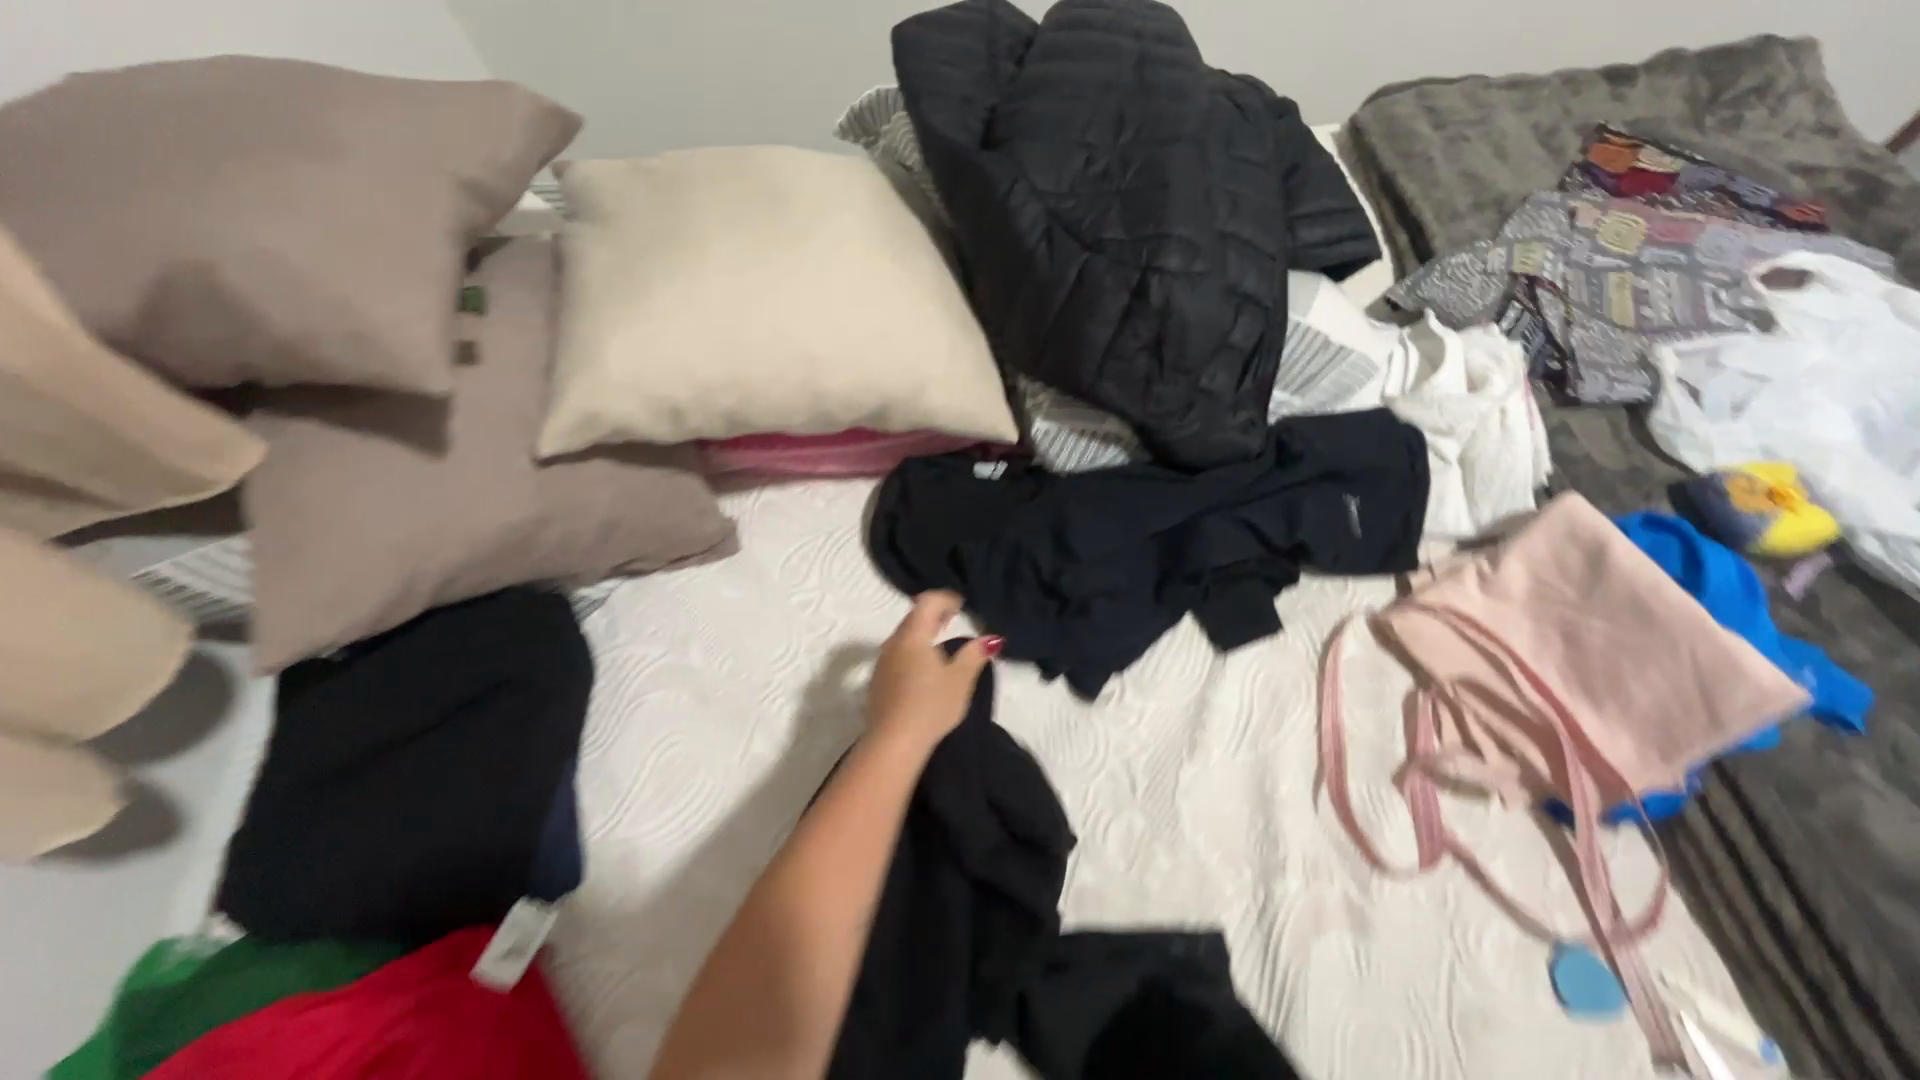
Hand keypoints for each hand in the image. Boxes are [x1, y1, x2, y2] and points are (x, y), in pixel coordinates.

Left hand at [866, 591, 999, 754]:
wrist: (893, 742)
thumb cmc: (931, 706)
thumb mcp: (960, 680)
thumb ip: (975, 654)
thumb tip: (990, 638)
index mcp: (913, 636)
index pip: (927, 602)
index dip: (945, 599)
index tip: (961, 605)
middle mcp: (892, 644)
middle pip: (912, 618)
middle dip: (933, 614)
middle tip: (952, 618)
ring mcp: (881, 663)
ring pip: (902, 637)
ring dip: (921, 634)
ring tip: (940, 644)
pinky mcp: (877, 682)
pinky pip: (896, 655)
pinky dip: (912, 651)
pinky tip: (923, 669)